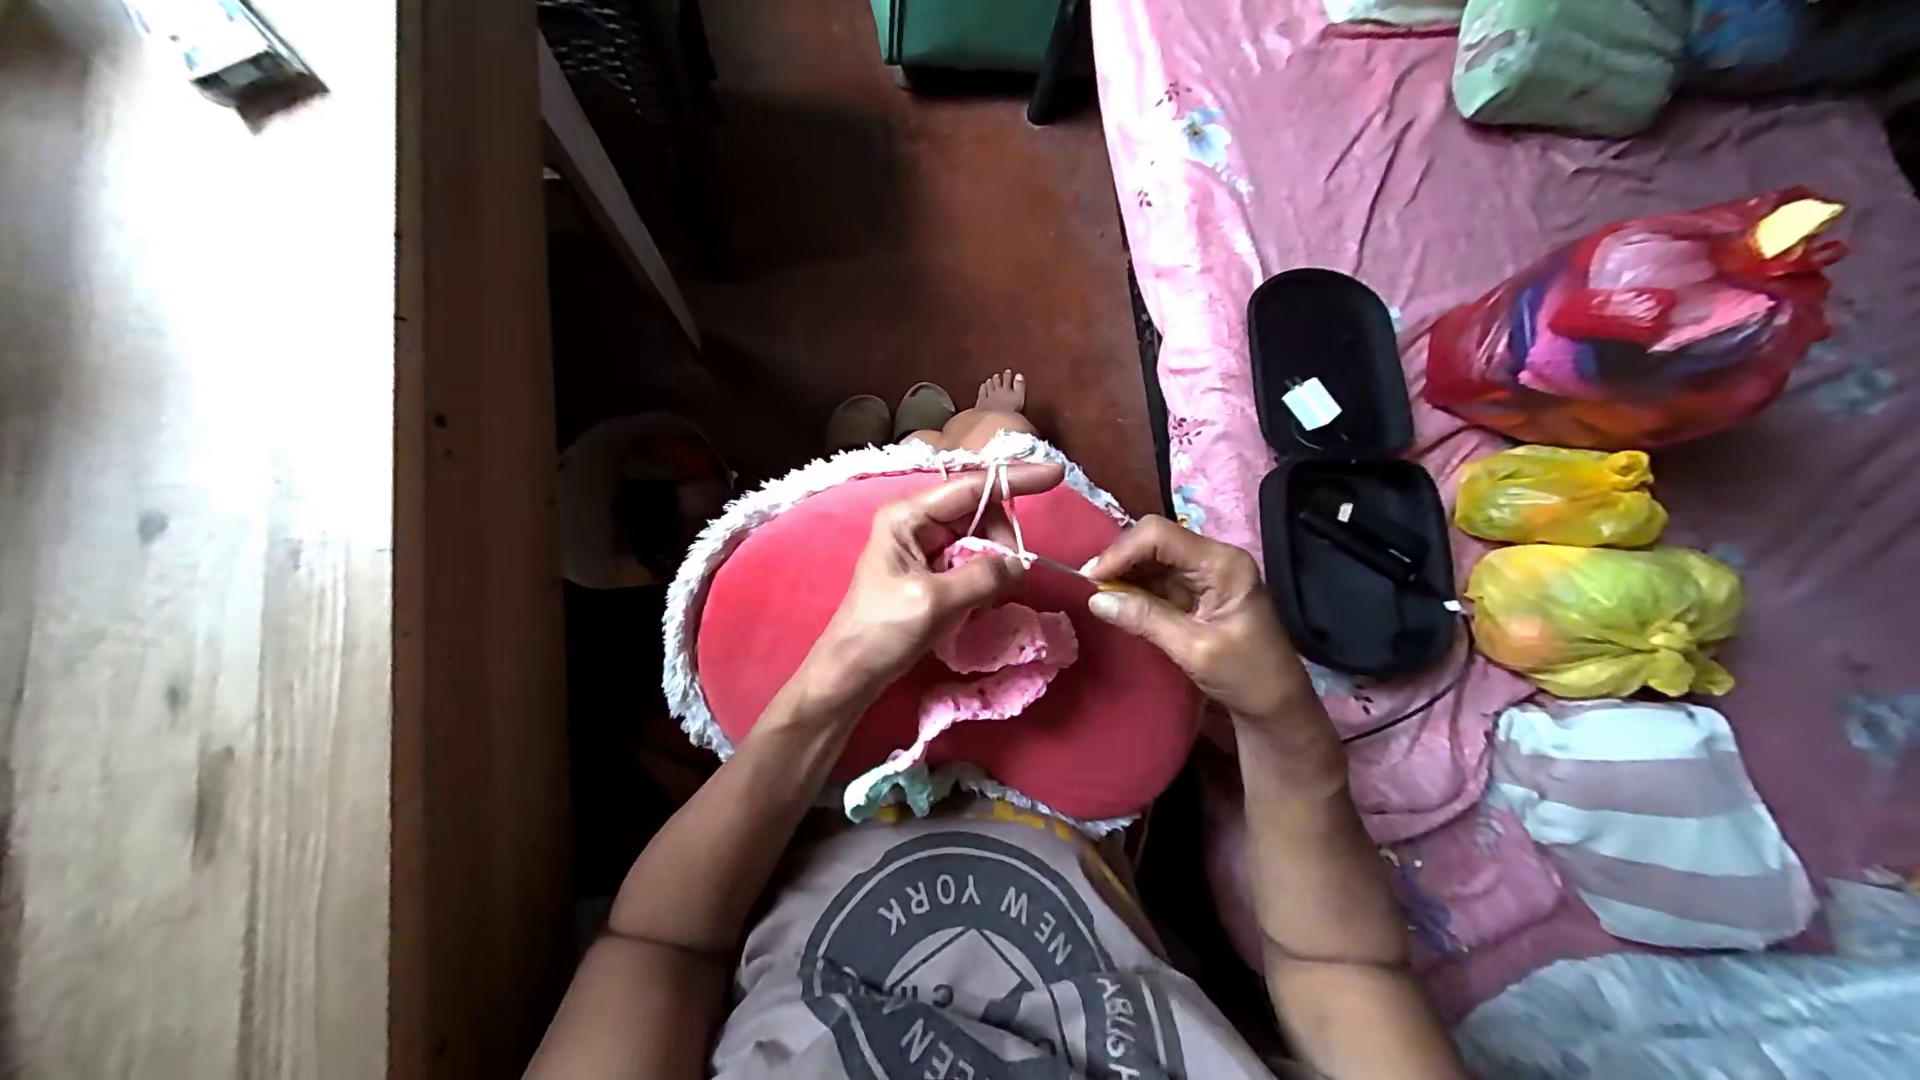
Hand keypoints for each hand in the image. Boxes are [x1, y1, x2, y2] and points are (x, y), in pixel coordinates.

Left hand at [790, 463, 1066, 715]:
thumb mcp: (936, 601)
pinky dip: (985, 578)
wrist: (853, 671)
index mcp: (907, 517)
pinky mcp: (930, 570)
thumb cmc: (882, 631)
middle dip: (1003, 539)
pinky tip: (978, 603)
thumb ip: (983, 576)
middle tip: (1012, 574)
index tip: (1056, 474)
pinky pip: (971, 562)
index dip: (1015, 479)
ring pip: (979, 538)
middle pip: (979, 512)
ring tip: (987, 598)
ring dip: (995, 563)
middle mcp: (916, 523)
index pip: (971, 487)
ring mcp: (923, 546)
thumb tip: (1021, 566)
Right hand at [1083, 516, 1316, 724]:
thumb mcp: (1193, 648)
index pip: (1160, 535)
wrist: (1276, 705)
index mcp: (1222, 563)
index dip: (1121, 551)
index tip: (1090, 578)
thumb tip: (1095, 599)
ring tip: (1096, 593)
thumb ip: (1145, 618)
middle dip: (1119, 559)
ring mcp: (1205, 573)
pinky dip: (1133, 586)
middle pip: (1154, 540)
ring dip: (1123, 573)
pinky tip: (1115, 600)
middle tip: (1088, 586)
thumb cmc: (1245, 676)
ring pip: (1152, 557)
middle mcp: (1213, 558)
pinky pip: (1157, 577)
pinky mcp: (1195, 590)